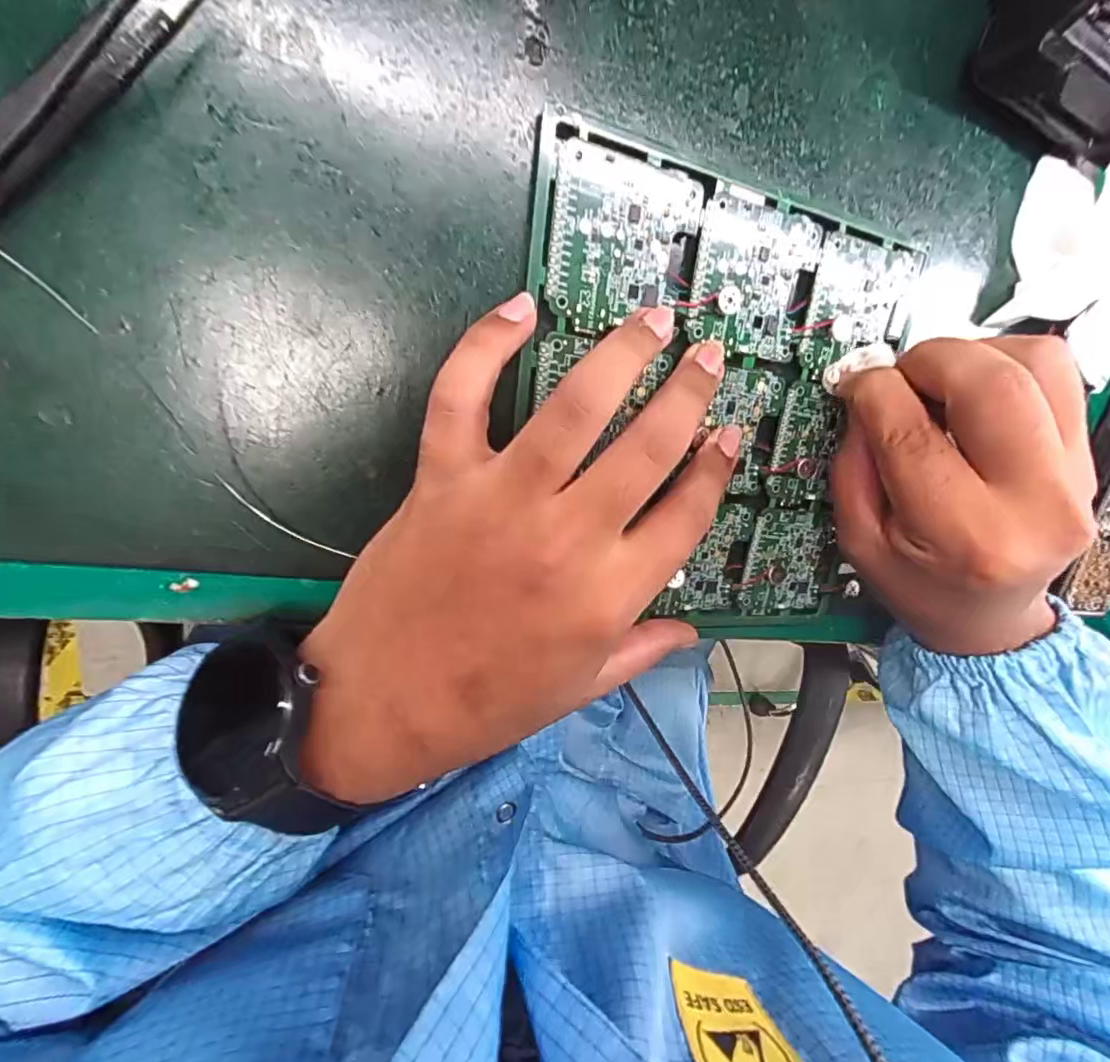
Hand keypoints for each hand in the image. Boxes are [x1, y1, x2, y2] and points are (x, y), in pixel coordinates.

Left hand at [296, 295, 740, 802]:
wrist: (380, 704)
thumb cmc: (483, 705)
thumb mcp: (576, 690)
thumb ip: (639, 651)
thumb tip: (690, 627)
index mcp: (609, 596)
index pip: (686, 515)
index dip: (714, 469)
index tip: (729, 435)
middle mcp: (566, 538)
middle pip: (646, 449)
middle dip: (687, 395)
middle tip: (707, 357)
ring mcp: (500, 501)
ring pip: (573, 409)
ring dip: (620, 355)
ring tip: (651, 321)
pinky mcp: (441, 480)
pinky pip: (461, 397)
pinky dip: (485, 345)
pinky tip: (521, 309)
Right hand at [830, 336, 1096, 654]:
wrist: (989, 617)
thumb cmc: (917, 585)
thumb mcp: (858, 540)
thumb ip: (854, 464)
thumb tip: (866, 395)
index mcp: (962, 535)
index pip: (912, 433)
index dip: (873, 393)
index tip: (853, 385)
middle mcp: (1034, 503)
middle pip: (991, 383)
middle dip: (928, 359)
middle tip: (897, 374)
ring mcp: (1075, 477)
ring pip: (1038, 362)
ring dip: (974, 354)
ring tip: (937, 382)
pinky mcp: (1090, 458)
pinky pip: (1059, 376)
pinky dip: (1007, 365)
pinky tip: (971, 390)